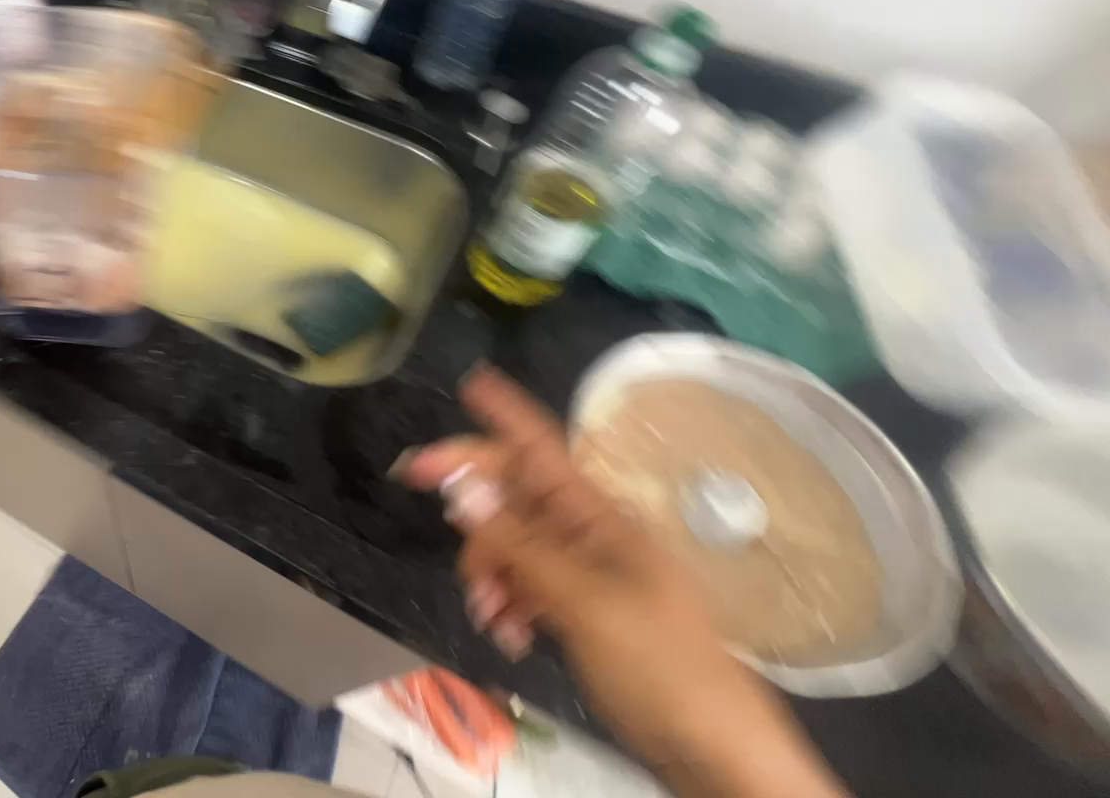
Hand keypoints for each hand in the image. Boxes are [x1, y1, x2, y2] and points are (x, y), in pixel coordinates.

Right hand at [395, 366, 809, 772]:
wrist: (716, 753)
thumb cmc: (662, 666)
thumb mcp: (584, 601)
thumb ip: (519, 543)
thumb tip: (463, 486)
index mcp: (596, 516)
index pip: (541, 448)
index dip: (505, 412)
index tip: (469, 383)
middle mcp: (584, 532)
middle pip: (510, 493)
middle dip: (471, 505)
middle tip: (421, 494)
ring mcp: (579, 570)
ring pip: (507, 542)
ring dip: (486, 569)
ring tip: (489, 614)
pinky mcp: (574, 605)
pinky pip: (520, 582)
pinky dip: (504, 600)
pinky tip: (508, 633)